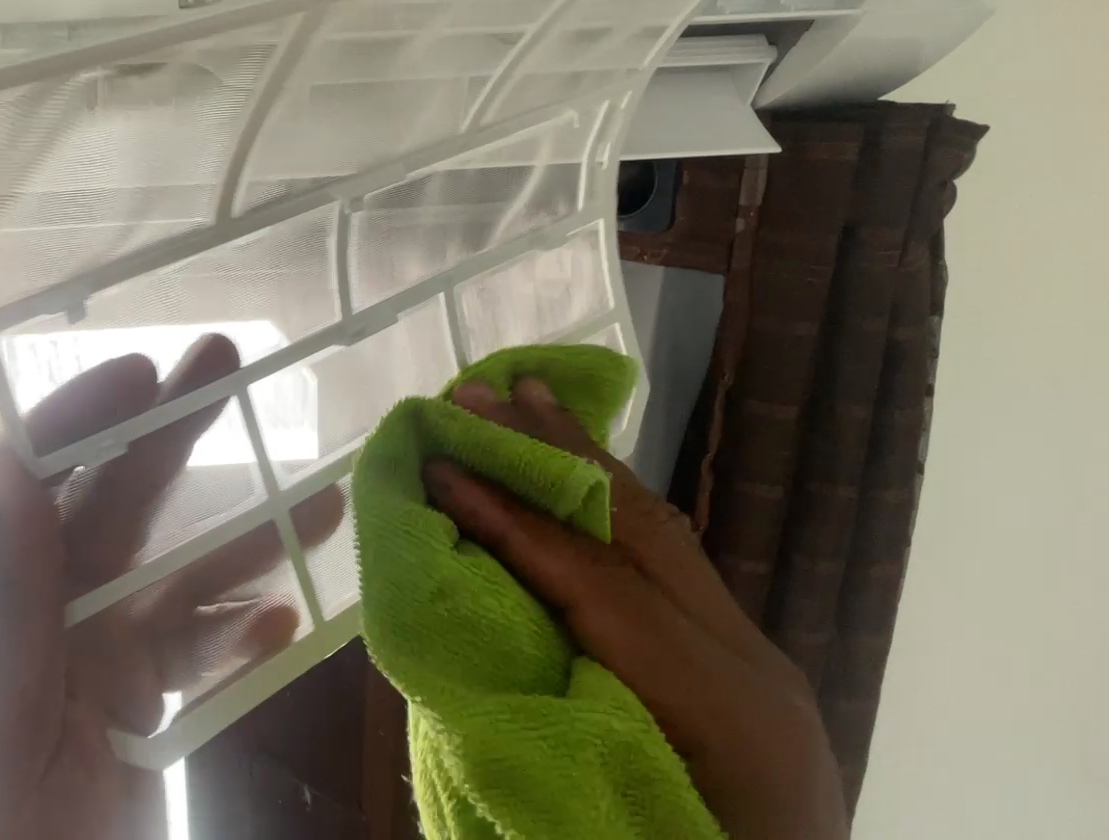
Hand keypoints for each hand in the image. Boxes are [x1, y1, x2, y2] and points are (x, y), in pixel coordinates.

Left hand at [0, 334, 343, 839]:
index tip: (144, 372)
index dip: (84, 417)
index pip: (31, 478)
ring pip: (173, 574)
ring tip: (320, 504)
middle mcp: (40, 609)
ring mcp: (92, 654)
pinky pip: (194, 650)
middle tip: (226, 362)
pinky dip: (236, 631)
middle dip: (172, 434)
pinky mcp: (135, 699)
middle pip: (113, 503)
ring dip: (242, 538)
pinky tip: (281, 622)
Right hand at [423, 377, 847, 839]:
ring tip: (531, 397)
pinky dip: (611, 499)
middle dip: (552, 450)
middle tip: (480, 392)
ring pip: (660, 530)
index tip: (438, 470)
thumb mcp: (600, 809)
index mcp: (721, 711)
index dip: (510, 519)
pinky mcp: (740, 656)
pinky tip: (581, 469)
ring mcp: (752, 655)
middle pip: (638, 529)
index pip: (596, 584)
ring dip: (583, 458)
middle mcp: (749, 665)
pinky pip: (667, 557)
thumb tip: (452, 624)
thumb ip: (536, 710)